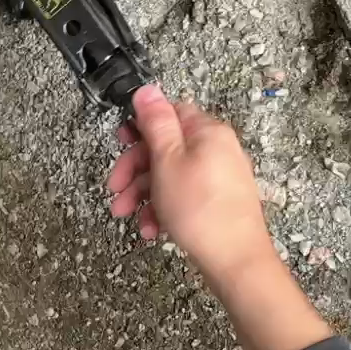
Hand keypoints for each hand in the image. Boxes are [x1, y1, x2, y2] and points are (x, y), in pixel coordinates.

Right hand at [107, 85, 333, 349]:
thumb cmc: (201, 211)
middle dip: (135, 168)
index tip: (120, 142)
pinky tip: (151, 229)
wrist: (235, 261)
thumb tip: (147, 89)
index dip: (140, 127)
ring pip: (170, 175)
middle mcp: (216, 149)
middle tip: (115, 187)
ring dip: (143, 193)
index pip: (168, 113)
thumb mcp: (167, 160)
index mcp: (207, 132)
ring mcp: (218, 177)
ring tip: (126, 215)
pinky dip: (162, 209)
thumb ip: (155, 123)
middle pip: (165, 147)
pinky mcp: (217, 202)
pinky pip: (182, 196)